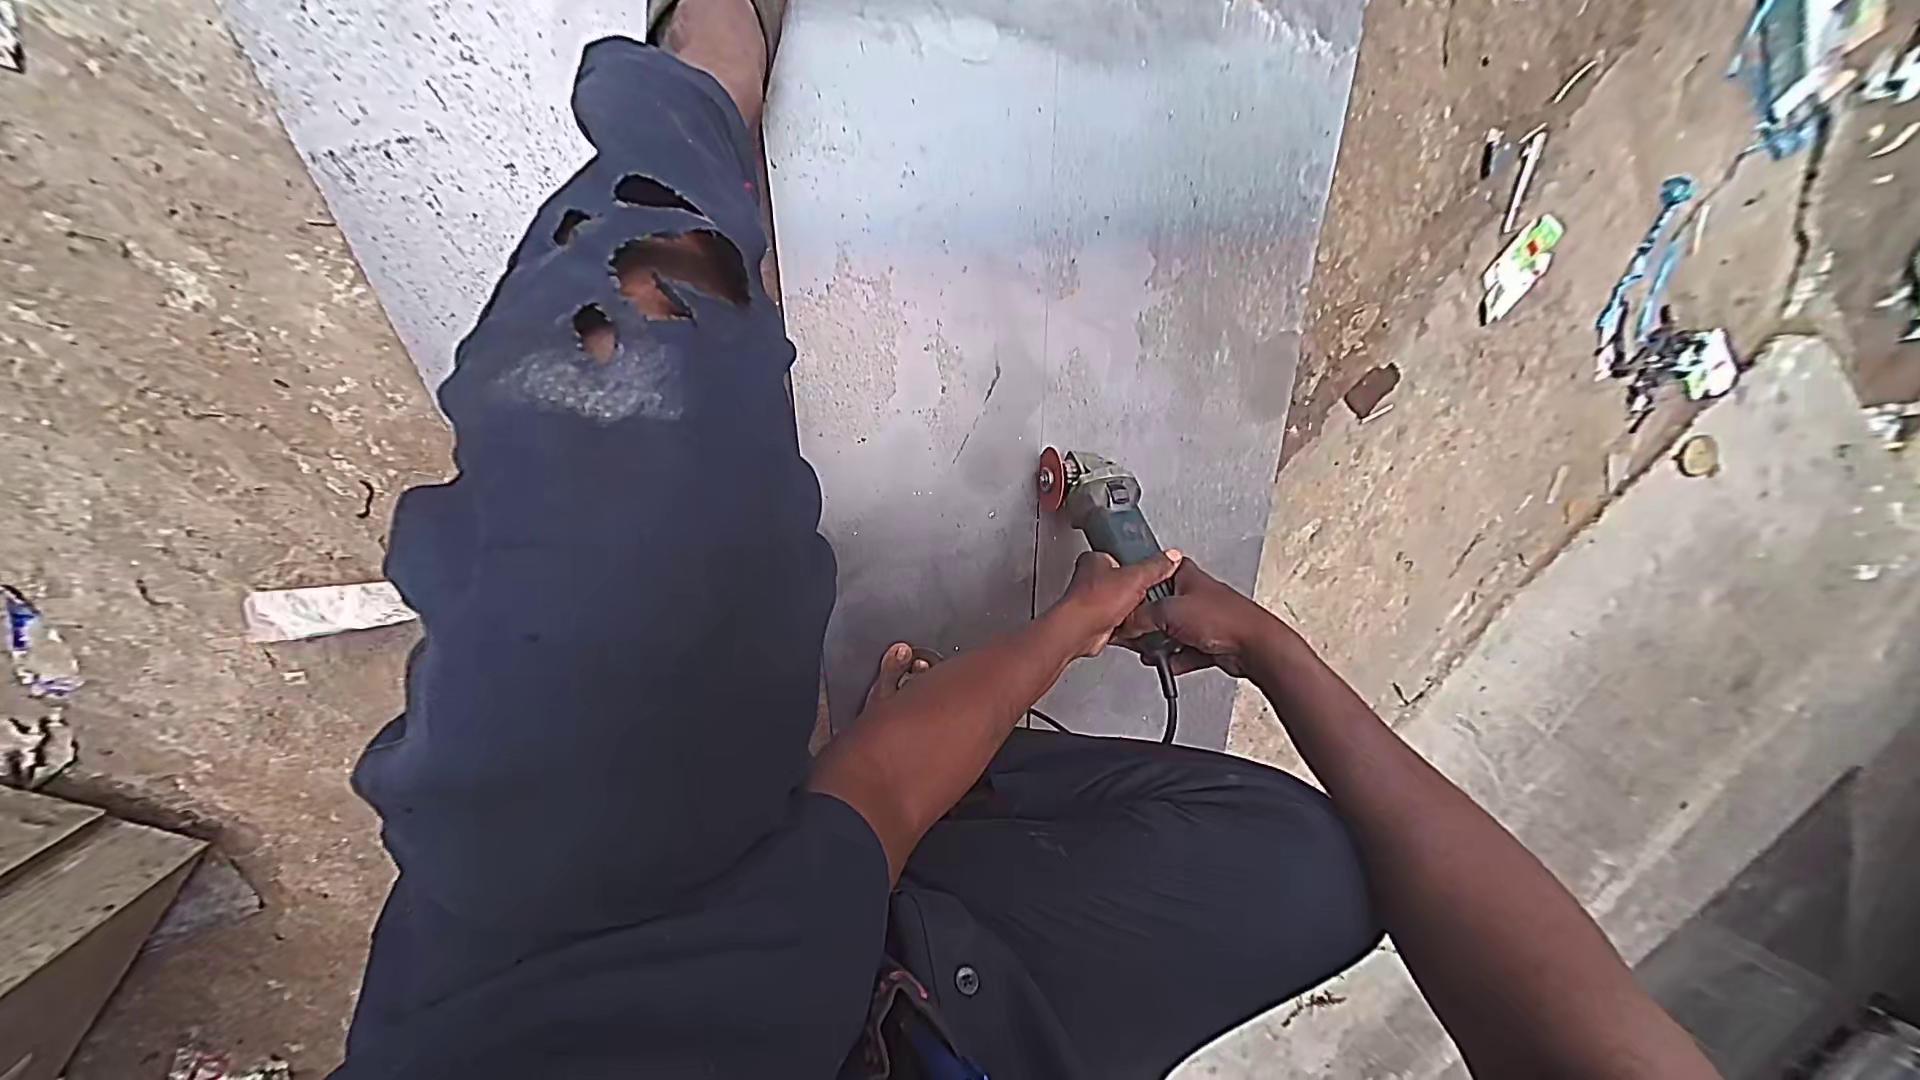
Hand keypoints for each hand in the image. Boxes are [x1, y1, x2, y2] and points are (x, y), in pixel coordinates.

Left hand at [1050, 550, 1183, 657]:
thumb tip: (1171, 557)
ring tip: (1142, 610)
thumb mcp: (1135, 577)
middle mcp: (1091, 579)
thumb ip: (1155, 567)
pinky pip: (1120, 621)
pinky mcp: (1097, 621)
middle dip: (1138, 590)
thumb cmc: (1094, 601)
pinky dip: (1128, 625)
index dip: (1140, 563)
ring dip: (1133, 609)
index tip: (1155, 569)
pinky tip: (1134, 626)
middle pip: (1124, 581)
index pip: (1122, 556)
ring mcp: (1093, 601)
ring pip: (1122, 603)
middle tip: (1149, 593)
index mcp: (1095, 560)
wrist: (1081, 631)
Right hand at [1114, 560, 1284, 677]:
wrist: (1256, 647)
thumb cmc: (1224, 619)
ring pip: (1170, 630)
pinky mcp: (1208, 640)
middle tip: (1133, 632)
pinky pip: (1183, 650)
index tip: (1122, 603)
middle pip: (1157, 606)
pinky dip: (1175, 658)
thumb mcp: (1167, 611)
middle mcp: (1193, 593)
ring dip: (1159, 643)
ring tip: (1151, 651)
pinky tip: (1168, 663)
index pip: (1150, 575)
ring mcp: (1202, 618)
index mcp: (1184, 574)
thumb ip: (1139, 617)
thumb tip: (1122, 624)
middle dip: (1144, 623)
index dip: (1134, 589)